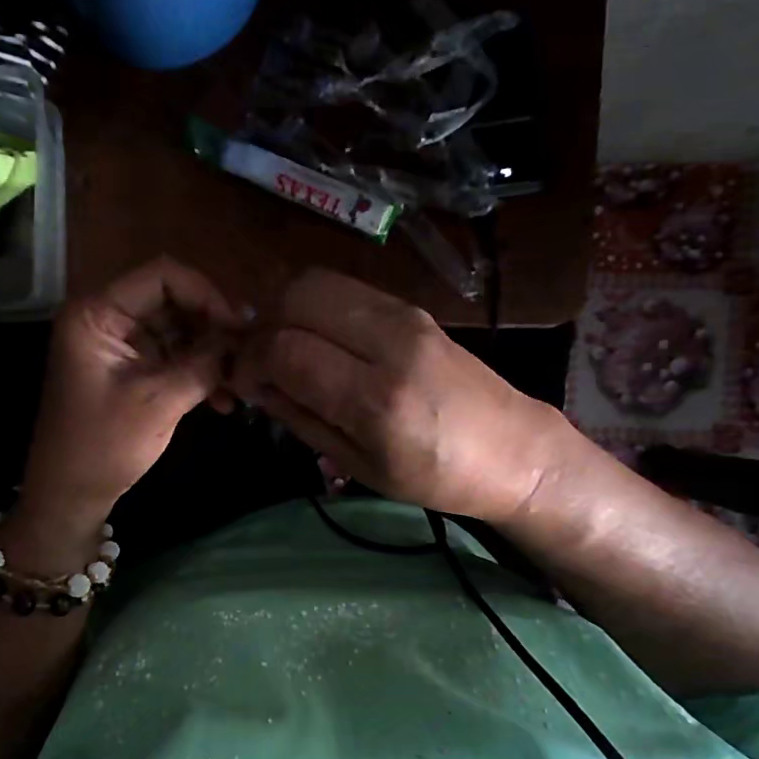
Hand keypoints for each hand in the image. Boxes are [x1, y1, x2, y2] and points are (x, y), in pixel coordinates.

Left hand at [18, 258, 241, 539]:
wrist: (69, 494)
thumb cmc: (103, 446)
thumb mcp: (159, 402)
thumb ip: (203, 364)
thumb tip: (244, 338)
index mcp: (98, 314)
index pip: (162, 277)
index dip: (206, 295)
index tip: (238, 327)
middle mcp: (106, 319)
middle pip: (173, 301)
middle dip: (212, 327)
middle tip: (247, 354)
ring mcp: (119, 344)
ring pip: (177, 330)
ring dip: (210, 354)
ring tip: (239, 384)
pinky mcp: (130, 369)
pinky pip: (172, 356)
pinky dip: (197, 372)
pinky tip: (223, 400)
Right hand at [232, 268, 562, 524]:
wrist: (514, 449)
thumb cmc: (435, 477)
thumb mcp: (360, 466)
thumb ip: (301, 419)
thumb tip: (255, 384)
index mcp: (376, 399)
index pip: (285, 350)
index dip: (250, 362)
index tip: (243, 382)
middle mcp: (390, 342)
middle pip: (297, 296)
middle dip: (263, 324)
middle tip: (260, 359)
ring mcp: (405, 316)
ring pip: (318, 281)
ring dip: (286, 308)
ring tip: (284, 346)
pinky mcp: (412, 307)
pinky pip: (346, 288)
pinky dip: (315, 305)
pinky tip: (317, 338)